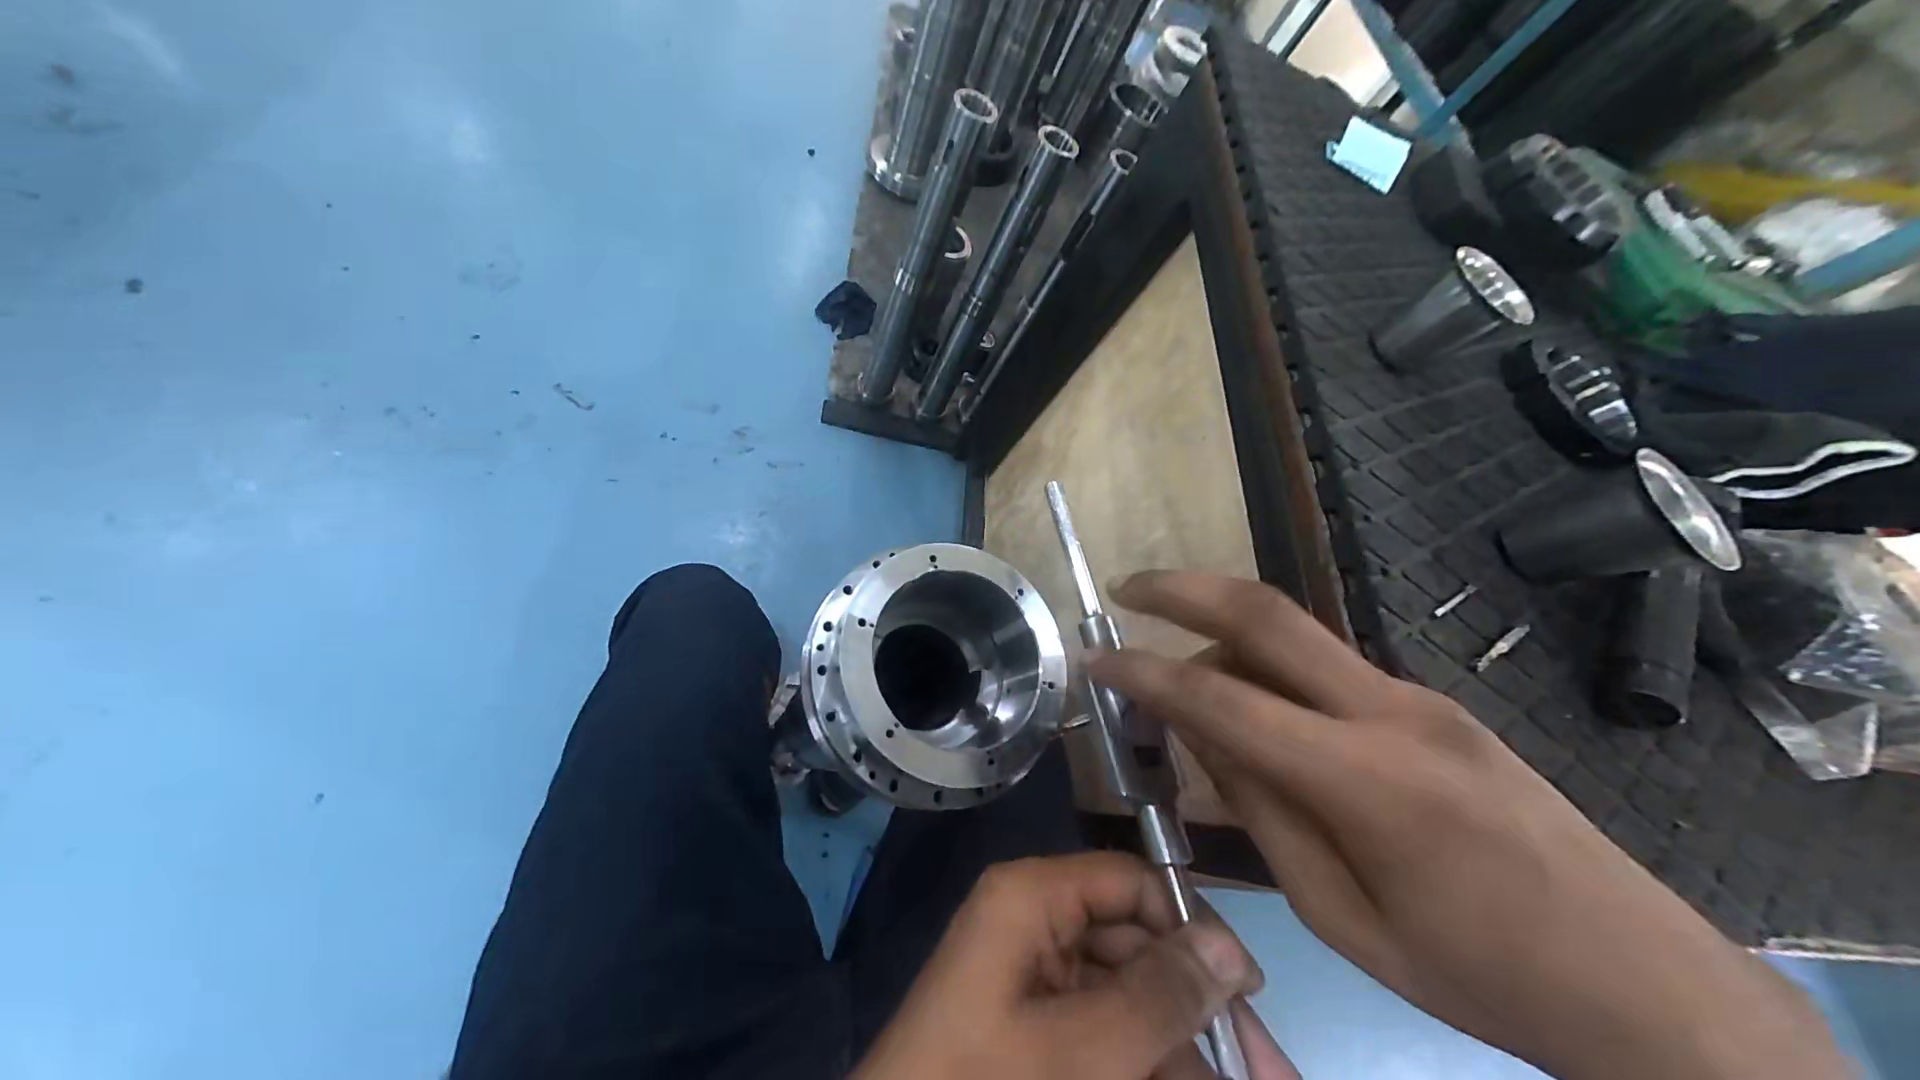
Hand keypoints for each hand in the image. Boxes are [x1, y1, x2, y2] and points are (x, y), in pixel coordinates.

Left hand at [853, 852, 1297, 1079]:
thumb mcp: (1085, 1048)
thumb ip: (1161, 995)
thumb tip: (1229, 948)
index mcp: (1033, 897)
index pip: (1130, 882)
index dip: (1191, 926)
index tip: (1247, 990)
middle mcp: (1034, 923)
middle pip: (1135, 943)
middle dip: (1200, 1006)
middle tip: (1269, 1070)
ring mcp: (1032, 976)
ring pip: (1127, 994)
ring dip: (1183, 1044)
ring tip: (1250, 1076)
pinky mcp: (1031, 1024)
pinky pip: (1103, 1028)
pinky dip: (1147, 1057)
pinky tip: (1191, 1076)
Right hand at [1089, 571, 1847, 1079]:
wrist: (1647, 982)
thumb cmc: (1481, 976)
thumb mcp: (1342, 918)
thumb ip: (1264, 815)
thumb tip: (1205, 740)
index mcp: (1369, 783)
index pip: (1226, 702)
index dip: (1147, 675)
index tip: (1095, 660)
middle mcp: (1394, 713)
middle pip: (1269, 616)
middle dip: (1184, 589)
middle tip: (1123, 588)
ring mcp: (1420, 699)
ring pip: (1295, 639)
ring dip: (1221, 637)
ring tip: (1173, 674)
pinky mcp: (1433, 704)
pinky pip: (1327, 671)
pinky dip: (1267, 672)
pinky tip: (1251, 711)